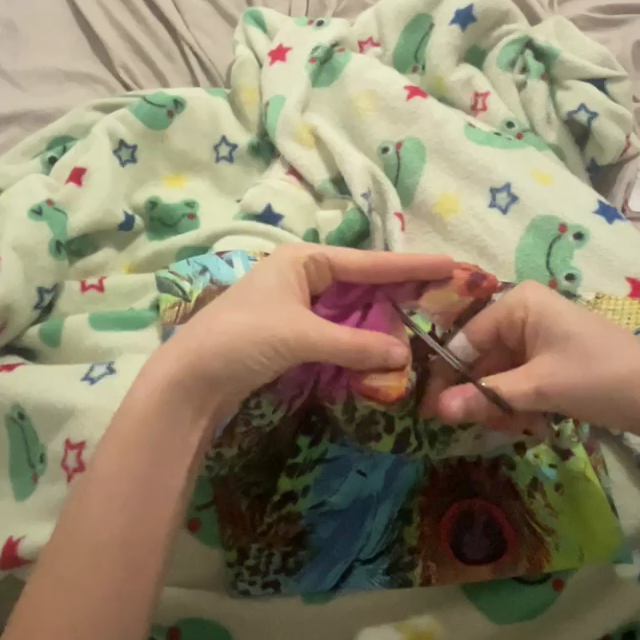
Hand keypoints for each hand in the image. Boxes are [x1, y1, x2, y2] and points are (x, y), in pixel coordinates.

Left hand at [147, 244, 454, 416]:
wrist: (188, 380)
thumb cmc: (242, 339)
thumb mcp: (302, 336)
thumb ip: (355, 345)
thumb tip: (404, 356)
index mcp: (302, 259)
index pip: (368, 261)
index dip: (410, 264)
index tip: (451, 263)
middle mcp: (301, 274)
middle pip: (362, 281)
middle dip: (401, 289)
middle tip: (446, 293)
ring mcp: (295, 304)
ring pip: (351, 308)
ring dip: (383, 317)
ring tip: (426, 318)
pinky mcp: (290, 333)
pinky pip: (337, 329)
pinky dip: (361, 338)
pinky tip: (385, 347)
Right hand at [424, 281, 639, 434]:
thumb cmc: (600, 378)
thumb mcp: (539, 389)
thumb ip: (486, 396)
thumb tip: (436, 411)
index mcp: (518, 303)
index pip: (465, 339)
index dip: (448, 377)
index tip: (433, 412)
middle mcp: (523, 311)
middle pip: (481, 357)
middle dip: (484, 396)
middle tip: (490, 427)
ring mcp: (538, 334)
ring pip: (499, 373)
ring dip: (504, 405)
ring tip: (524, 427)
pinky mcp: (551, 357)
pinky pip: (518, 380)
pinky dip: (521, 404)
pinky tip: (538, 424)